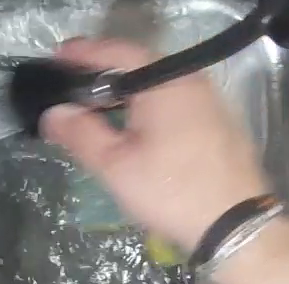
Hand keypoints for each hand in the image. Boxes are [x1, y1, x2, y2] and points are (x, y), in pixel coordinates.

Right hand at [40, 38, 271, 251]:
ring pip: (159, 90)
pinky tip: (140, 135)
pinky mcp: (221, 127)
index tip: (56, 60)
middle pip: (138, 69)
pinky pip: (177, 108)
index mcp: (162, 79)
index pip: (113, 51)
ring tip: (102, 116)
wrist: (234, 226)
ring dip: (129, 99)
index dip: (81, 55)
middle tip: (75, 94)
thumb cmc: (171, 193)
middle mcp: (190, 79)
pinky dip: (152, 113)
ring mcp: (210, 102)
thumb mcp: (117, 167)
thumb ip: (81, 134)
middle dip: (104, 79)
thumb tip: (53, 113)